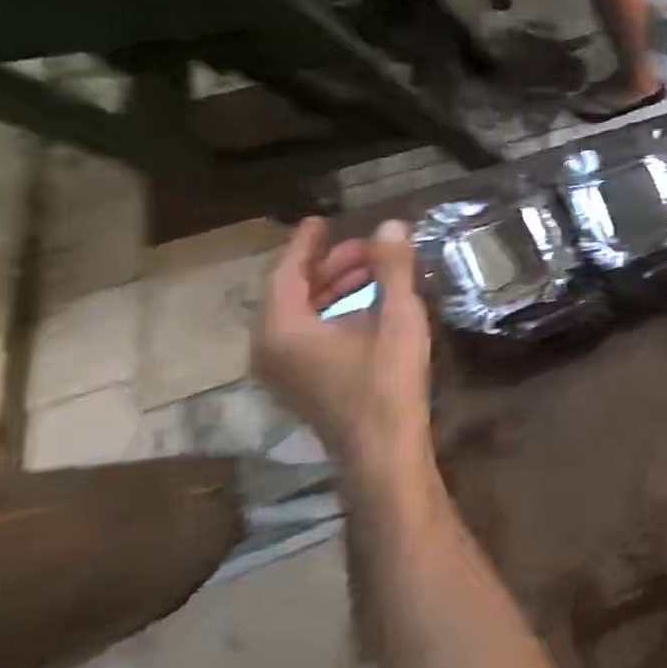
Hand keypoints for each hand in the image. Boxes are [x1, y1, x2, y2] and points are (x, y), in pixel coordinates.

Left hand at [254, 217, 431, 475]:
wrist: (382, 447)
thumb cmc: (388, 381)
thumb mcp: (398, 320)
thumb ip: (393, 271)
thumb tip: (392, 225)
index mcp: (282, 328)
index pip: (286, 273)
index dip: (305, 244)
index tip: (321, 220)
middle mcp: (268, 346)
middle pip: (292, 292)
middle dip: (329, 265)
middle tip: (369, 248)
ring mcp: (281, 369)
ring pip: (300, 314)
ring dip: (334, 289)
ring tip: (374, 273)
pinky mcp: (300, 382)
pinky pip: (307, 334)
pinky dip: (333, 312)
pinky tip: (368, 309)